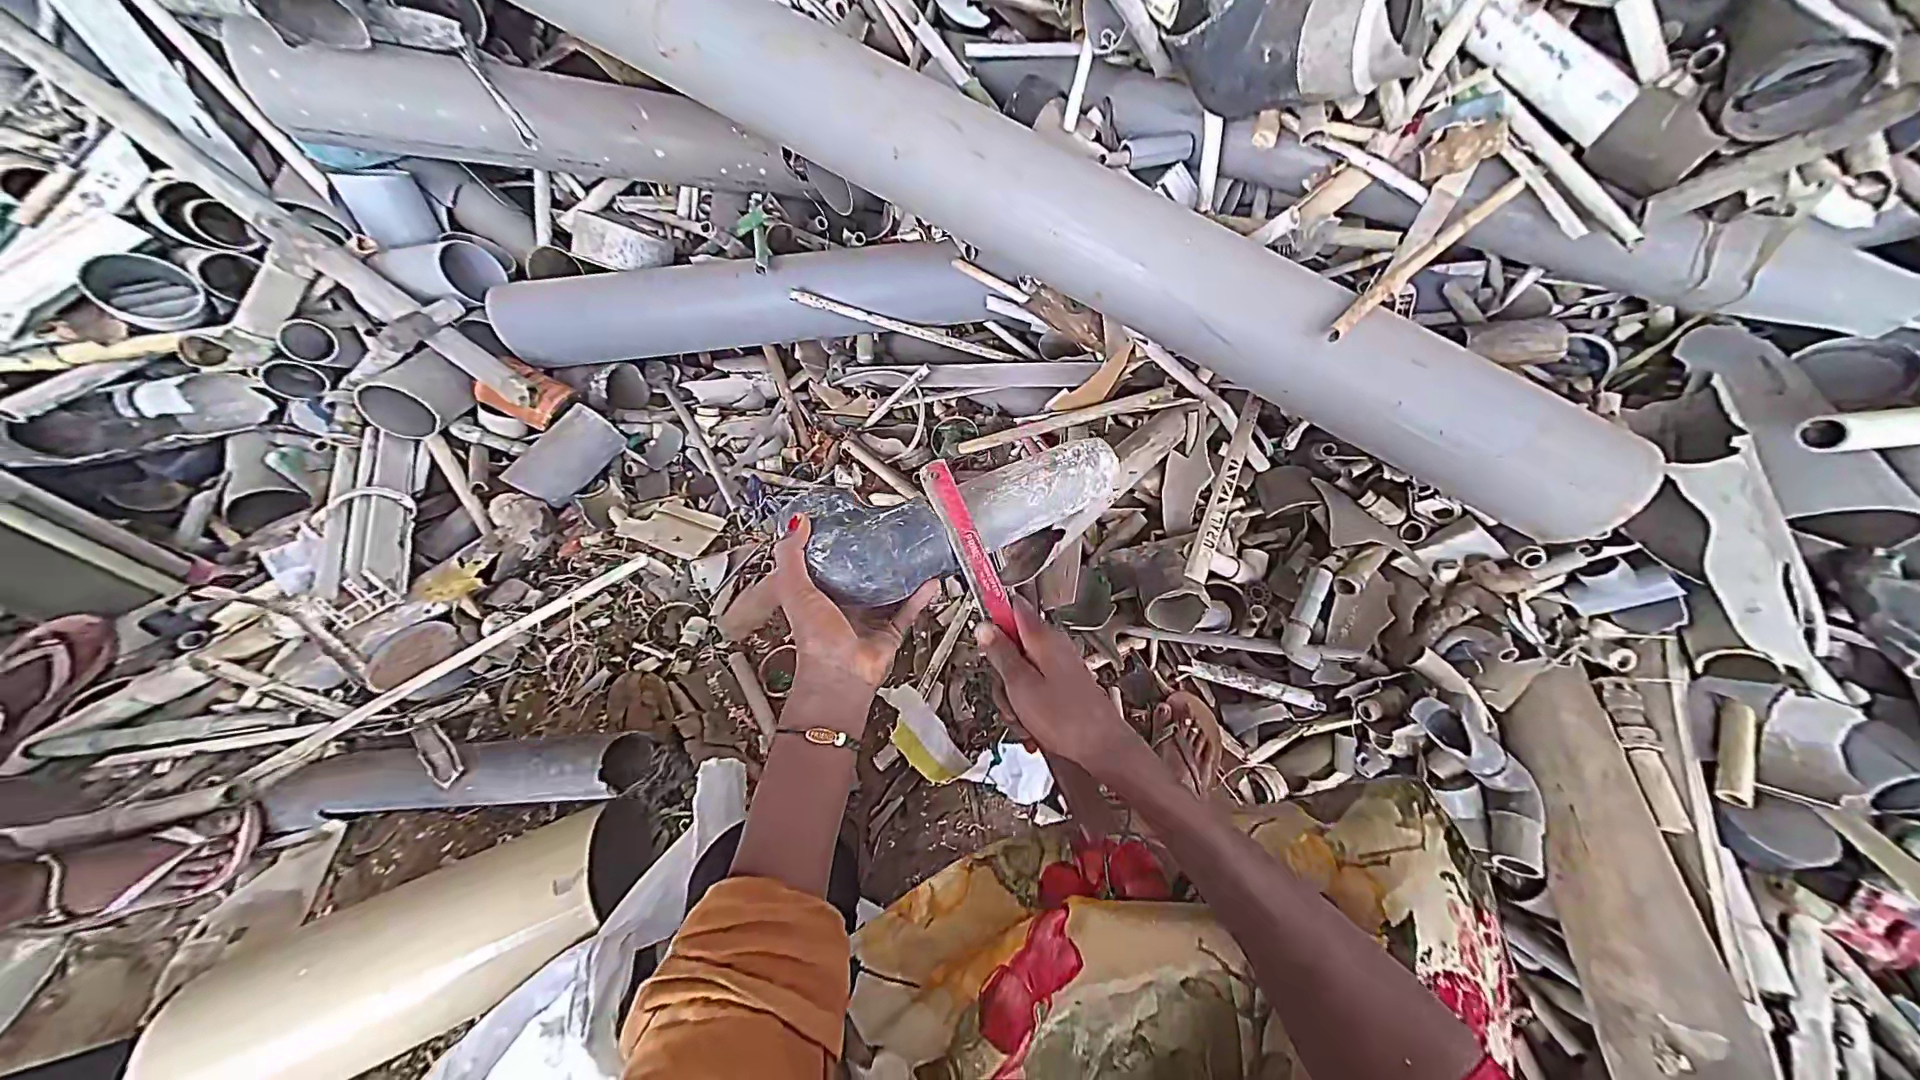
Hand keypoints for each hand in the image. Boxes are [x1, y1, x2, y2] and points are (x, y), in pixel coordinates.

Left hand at [765, 513, 937, 702]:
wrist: (840, 675)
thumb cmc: (815, 640)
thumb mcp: (794, 589)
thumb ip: (791, 556)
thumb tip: (797, 523)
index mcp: (819, 596)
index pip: (828, 564)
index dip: (837, 544)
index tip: (849, 523)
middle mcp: (845, 606)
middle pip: (863, 576)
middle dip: (874, 558)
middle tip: (888, 535)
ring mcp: (869, 619)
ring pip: (889, 591)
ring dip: (902, 574)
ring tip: (914, 553)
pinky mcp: (889, 631)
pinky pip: (908, 609)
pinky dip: (920, 596)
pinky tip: (929, 580)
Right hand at [976, 597, 1146, 776]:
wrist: (1103, 750)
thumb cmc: (1068, 719)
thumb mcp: (1020, 685)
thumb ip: (1000, 653)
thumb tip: (985, 627)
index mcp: (1042, 638)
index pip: (1011, 608)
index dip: (993, 618)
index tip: (982, 631)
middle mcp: (1053, 647)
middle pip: (1011, 647)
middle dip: (1002, 675)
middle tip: (1007, 695)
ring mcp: (1059, 668)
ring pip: (1020, 673)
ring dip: (1014, 699)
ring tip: (1022, 718)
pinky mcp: (1063, 687)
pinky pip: (1034, 691)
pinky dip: (1028, 709)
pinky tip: (1032, 727)